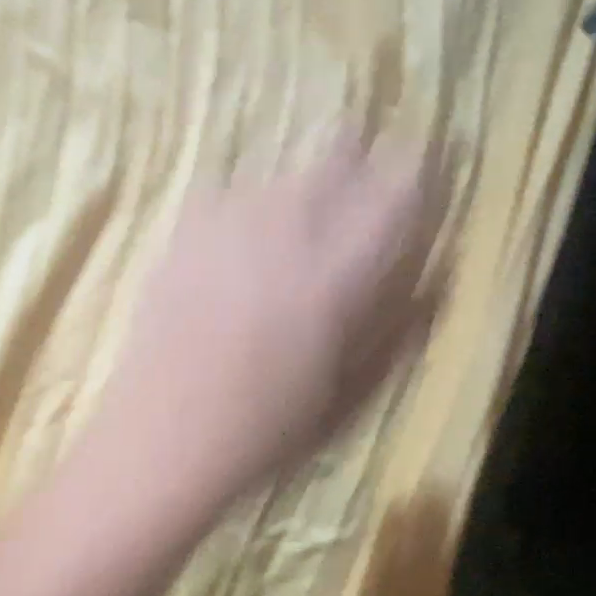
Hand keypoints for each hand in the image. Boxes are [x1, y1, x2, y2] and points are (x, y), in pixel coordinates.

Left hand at [93, 135, 439, 502]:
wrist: (161, 440)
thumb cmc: (265, 434)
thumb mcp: (348, 396)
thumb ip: (396, 331)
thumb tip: (435, 279)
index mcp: (337, 278)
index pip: (396, 194)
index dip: (417, 171)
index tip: (424, 169)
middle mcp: (284, 237)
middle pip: (335, 159)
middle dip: (361, 155)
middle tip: (367, 167)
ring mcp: (226, 231)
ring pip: (280, 172)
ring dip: (304, 179)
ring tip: (308, 200)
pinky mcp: (180, 239)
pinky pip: (223, 190)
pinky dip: (246, 196)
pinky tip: (245, 225)